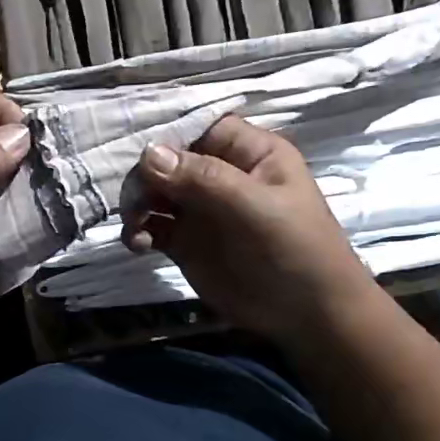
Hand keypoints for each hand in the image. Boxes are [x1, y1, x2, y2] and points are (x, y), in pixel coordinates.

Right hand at [122, 116, 381, 342]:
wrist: (306, 313)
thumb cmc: (294, 248)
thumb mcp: (255, 207)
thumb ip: (203, 179)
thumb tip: (148, 153)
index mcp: (248, 152)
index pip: (199, 127)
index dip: (167, 134)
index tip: (136, 148)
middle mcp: (220, 175)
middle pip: (168, 159)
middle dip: (145, 174)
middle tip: (133, 198)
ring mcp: (201, 210)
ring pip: (155, 193)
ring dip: (137, 203)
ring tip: (134, 224)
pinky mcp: (186, 243)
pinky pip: (153, 227)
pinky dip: (139, 231)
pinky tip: (138, 244)